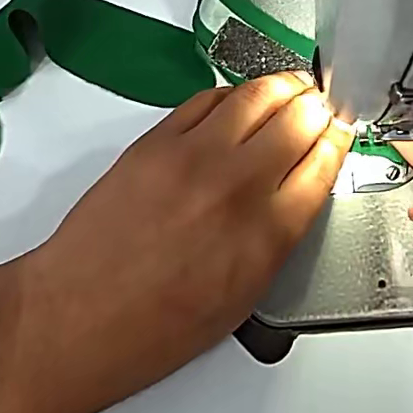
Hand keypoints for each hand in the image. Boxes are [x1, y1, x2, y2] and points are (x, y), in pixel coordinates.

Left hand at [0, 73, 353, 412]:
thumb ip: (282, 234)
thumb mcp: (245, 295)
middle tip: (321, 106)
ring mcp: (194, 156)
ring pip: (258, 94)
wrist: (72, 320)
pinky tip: (240, 101)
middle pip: (300, 117)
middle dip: (320, 106)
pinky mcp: (156, 141)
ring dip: (284, 86)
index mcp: (267, 234)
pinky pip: (208, 98)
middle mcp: (237, 186)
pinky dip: (234, 94)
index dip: (339, 139)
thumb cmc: (155, 326)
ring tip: (291, 89)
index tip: (341, 131)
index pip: (324, 162)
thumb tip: (301, 186)